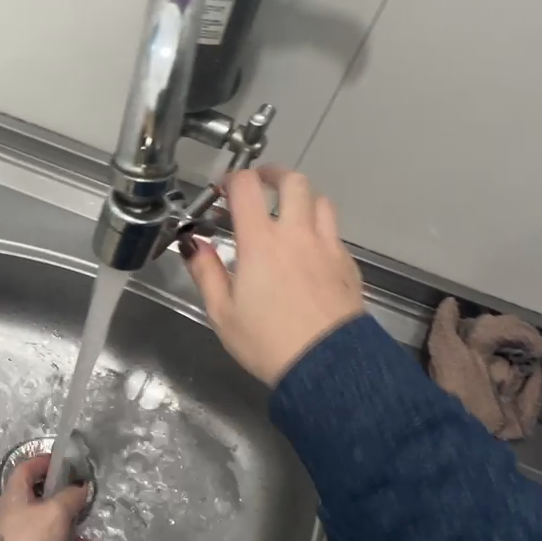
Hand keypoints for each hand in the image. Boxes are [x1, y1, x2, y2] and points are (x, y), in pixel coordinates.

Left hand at [0, 454, 99, 540]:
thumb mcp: (55, 512)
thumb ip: (71, 496)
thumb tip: (80, 487)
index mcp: (15, 495)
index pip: (26, 468)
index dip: (44, 461)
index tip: (66, 462)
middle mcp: (16, 515)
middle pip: (44, 501)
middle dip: (69, 506)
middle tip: (86, 506)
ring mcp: (21, 540)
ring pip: (53, 531)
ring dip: (75, 538)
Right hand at [184, 167, 365, 386]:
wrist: (325, 365)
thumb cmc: (266, 341)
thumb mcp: (222, 313)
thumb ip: (206, 272)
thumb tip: (194, 245)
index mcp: (260, 243)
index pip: (246, 188)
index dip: (232, 180)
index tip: (222, 190)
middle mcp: (297, 234)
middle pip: (293, 181)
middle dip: (272, 175)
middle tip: (259, 184)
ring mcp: (327, 246)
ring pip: (320, 201)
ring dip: (301, 199)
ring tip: (288, 213)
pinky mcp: (347, 264)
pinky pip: (334, 231)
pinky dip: (319, 228)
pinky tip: (308, 249)